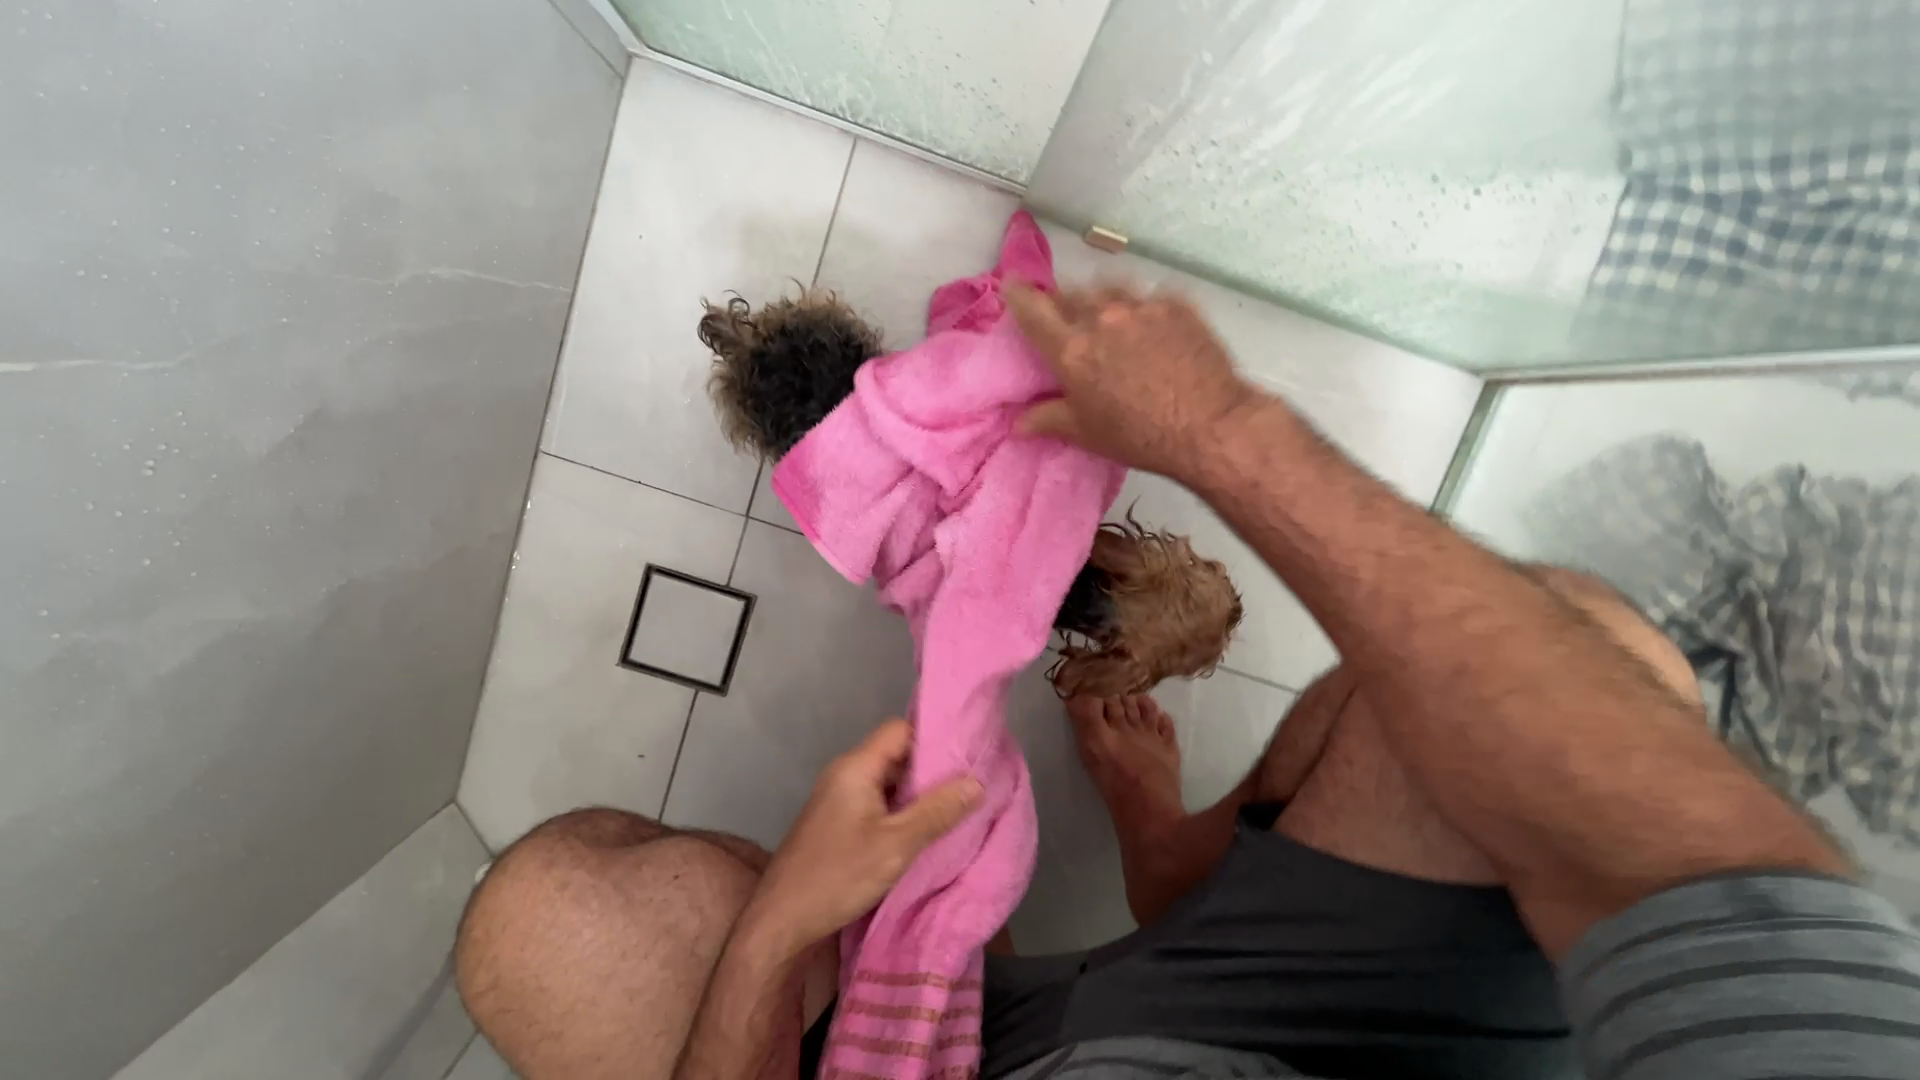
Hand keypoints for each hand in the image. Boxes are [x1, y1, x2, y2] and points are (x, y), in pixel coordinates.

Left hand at [744, 720, 982, 953]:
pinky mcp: (836, 821)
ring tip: (954, 808)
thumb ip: (937, 812)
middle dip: (930, 769)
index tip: (967, 757)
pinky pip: (876, 802)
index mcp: (856, 766)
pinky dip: (900, 810)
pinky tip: (923, 830)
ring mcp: (838, 797)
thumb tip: (977, 782)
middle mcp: (844, 773)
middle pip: (895, 754)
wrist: (781, 920)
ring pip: (887, 780)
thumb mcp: (896, 845)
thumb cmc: (838, 876)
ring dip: (916, 794)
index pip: (900, 730)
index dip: (933, 739)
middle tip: (969, 786)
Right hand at [1007, 284, 1264, 480]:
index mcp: (1072, 349)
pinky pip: (1150, 296)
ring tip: (1110, 317)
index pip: (1034, 309)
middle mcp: (1103, 318)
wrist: (1209, 426)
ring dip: (1103, 299)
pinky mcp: (1177, 305)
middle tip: (1069, 320)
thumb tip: (1017, 424)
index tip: (1013, 285)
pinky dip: (1142, 307)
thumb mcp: (1086, 433)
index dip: (1019, 295)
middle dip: (1066, 303)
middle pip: (1073, 294)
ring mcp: (1142, 307)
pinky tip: (1150, 326)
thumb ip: (1048, 420)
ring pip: (1111, 289)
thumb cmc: (1140, 436)